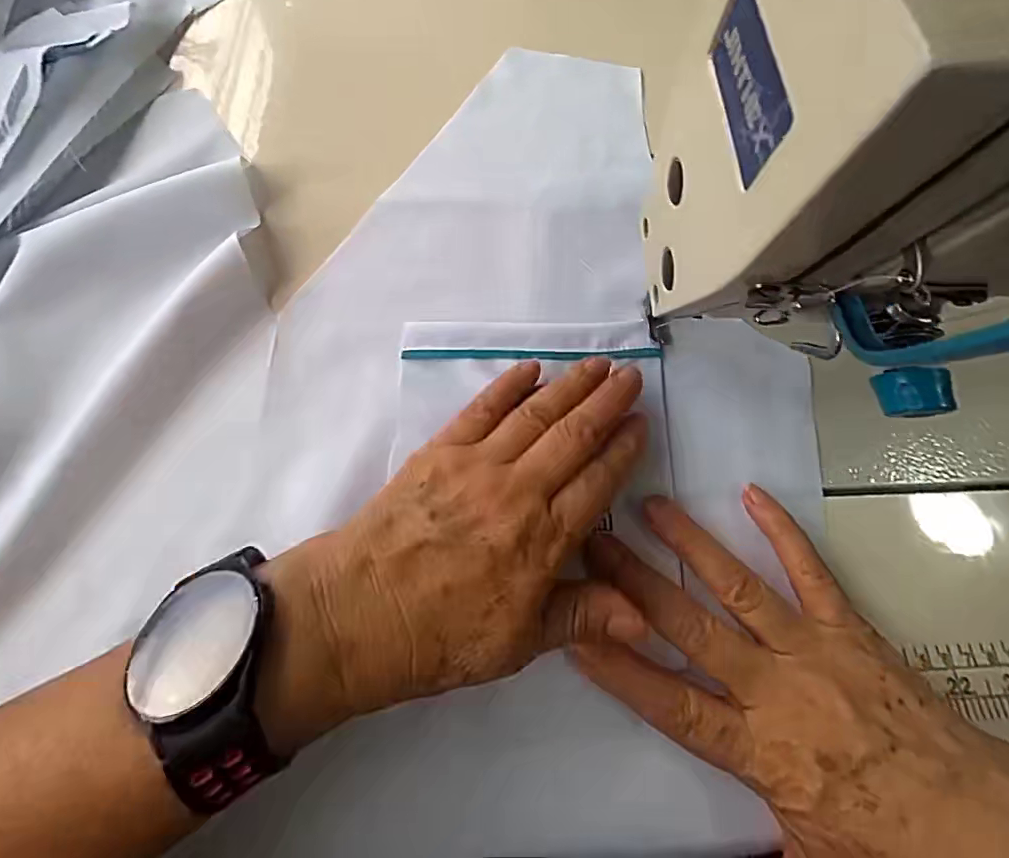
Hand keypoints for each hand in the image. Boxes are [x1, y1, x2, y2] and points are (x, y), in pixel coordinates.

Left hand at [256, 357, 652, 752]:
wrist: (363, 610)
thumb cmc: (442, 636)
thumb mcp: (518, 642)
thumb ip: (581, 618)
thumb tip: (646, 619)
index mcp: (543, 541)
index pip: (597, 483)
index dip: (624, 450)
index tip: (642, 423)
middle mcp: (517, 492)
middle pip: (573, 437)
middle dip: (606, 404)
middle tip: (631, 376)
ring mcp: (475, 466)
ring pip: (533, 416)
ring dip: (568, 387)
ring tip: (596, 366)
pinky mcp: (438, 452)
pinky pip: (480, 409)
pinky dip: (507, 386)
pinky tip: (529, 370)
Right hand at [572, 485, 1008, 857]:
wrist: (994, 832)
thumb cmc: (893, 840)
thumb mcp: (806, 847)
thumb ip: (748, 817)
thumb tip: (707, 829)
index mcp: (759, 749)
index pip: (668, 701)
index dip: (617, 665)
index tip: (574, 629)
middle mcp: (776, 691)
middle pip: (687, 626)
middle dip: (631, 581)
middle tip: (592, 541)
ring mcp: (813, 652)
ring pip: (736, 588)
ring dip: (688, 544)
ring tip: (648, 506)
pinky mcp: (850, 632)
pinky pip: (810, 574)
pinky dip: (781, 533)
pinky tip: (752, 495)